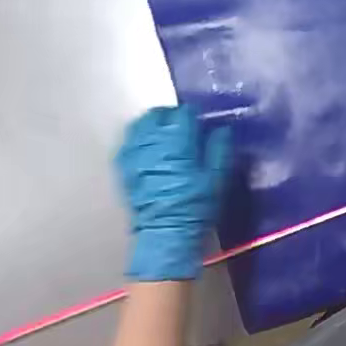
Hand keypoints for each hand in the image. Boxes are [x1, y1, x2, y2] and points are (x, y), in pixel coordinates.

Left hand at [115, 105, 230, 280]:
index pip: (184, 113)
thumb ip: (219, 149)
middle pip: (158, 114)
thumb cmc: (195, 205)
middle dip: (172, 118)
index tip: (200, 125)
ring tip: (164, 137)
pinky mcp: (124, 165)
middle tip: (183, 129)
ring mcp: (134, 151)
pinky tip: (149, 150)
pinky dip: (139, 139)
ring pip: (140, 124)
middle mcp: (152, 140)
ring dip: (153, 126)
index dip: (194, 116)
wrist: (166, 233)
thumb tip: (222, 129)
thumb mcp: (217, 178)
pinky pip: (129, 141)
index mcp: (177, 140)